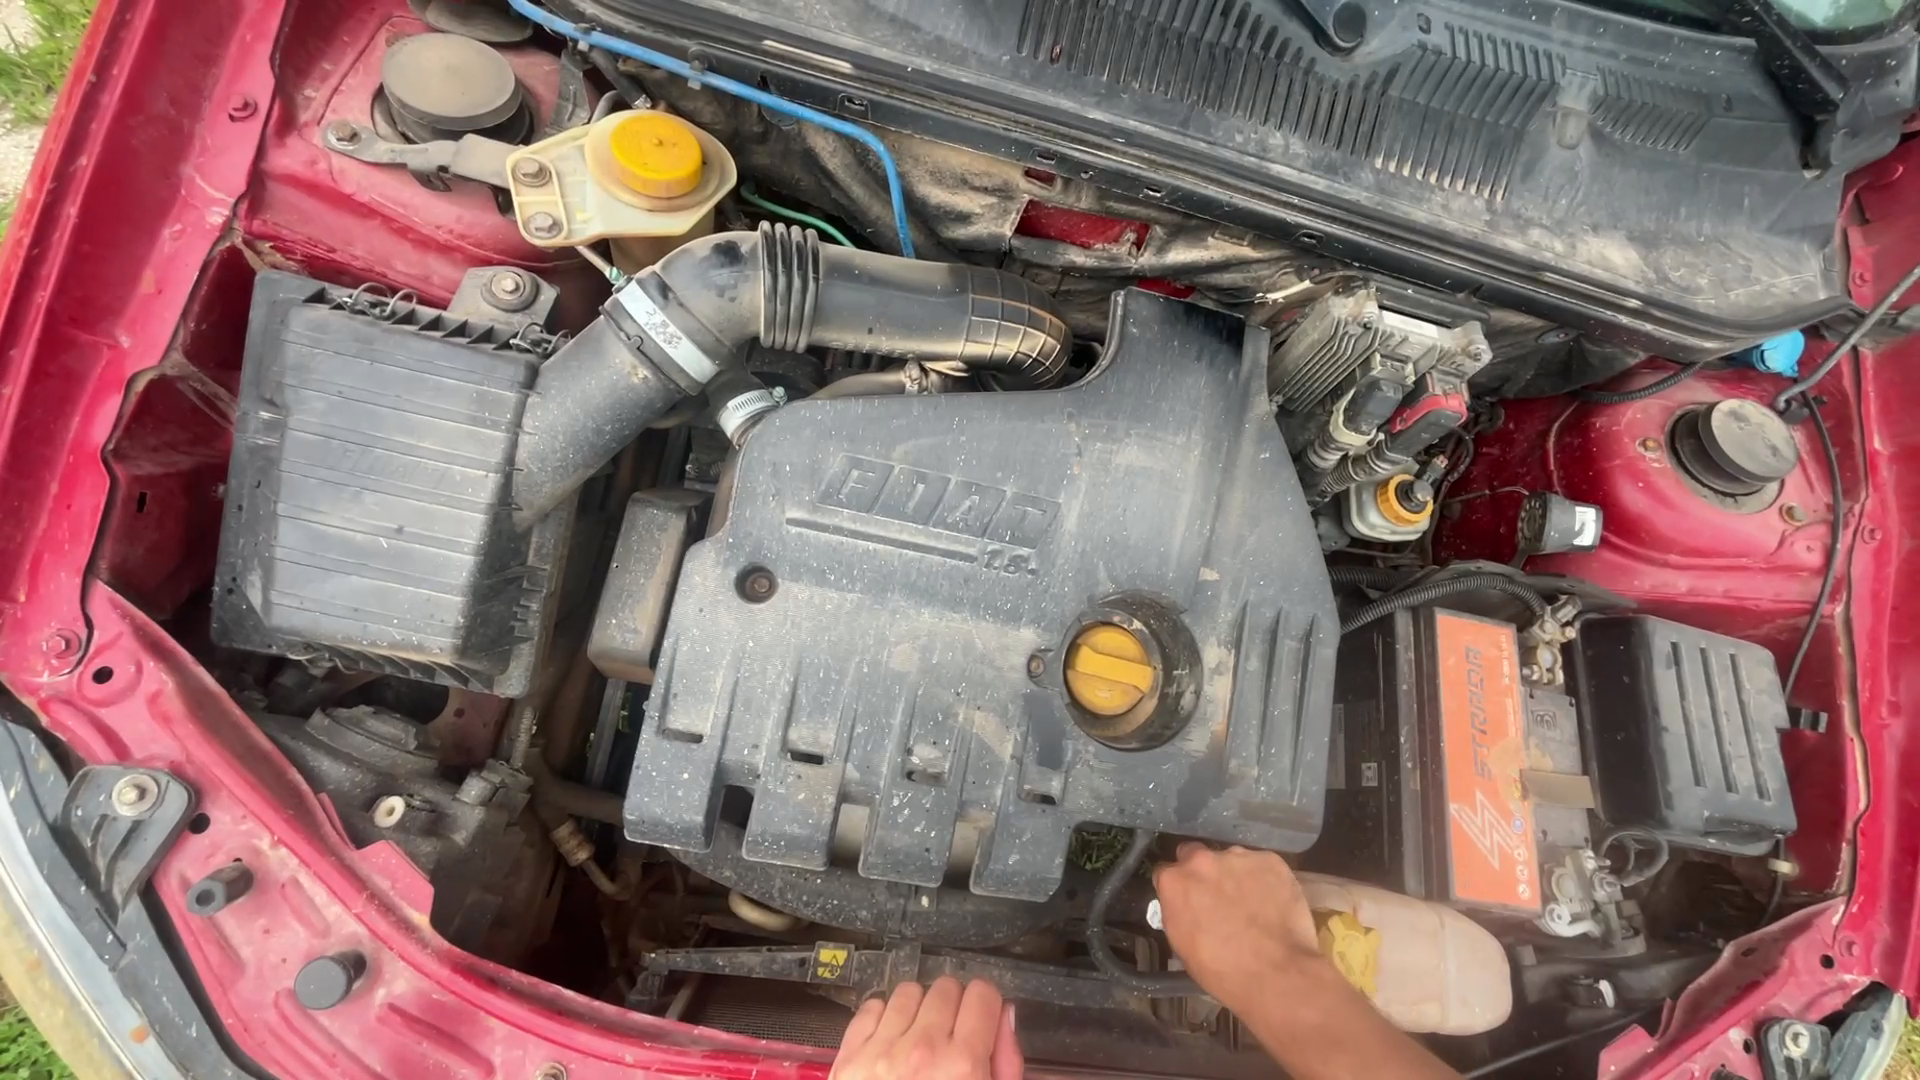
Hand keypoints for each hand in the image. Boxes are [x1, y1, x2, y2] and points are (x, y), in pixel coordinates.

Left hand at [832, 977, 1021, 1079]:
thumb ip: (1006, 1065)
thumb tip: (1004, 1016)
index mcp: (963, 1066)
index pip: (983, 993)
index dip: (986, 1008)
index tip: (982, 1024)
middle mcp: (923, 1049)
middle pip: (947, 987)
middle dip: (954, 1008)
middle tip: (952, 1038)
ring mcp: (881, 1051)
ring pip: (909, 991)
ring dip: (918, 1010)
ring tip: (919, 1039)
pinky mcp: (849, 1058)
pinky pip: (871, 1006)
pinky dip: (883, 1017)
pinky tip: (891, 1042)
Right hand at [1151, 842, 1323, 1011]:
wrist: (1279, 974)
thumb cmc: (1224, 972)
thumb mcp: (1183, 947)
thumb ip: (1178, 914)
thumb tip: (1185, 908)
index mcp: (1174, 881)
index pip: (1165, 872)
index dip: (1177, 888)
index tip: (1187, 901)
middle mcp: (1201, 860)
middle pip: (1194, 855)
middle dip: (1202, 872)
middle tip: (1218, 898)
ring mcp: (1237, 856)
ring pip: (1231, 860)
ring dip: (1235, 876)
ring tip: (1253, 905)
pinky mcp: (1270, 860)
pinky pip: (1262, 866)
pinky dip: (1265, 880)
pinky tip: (1274, 904)